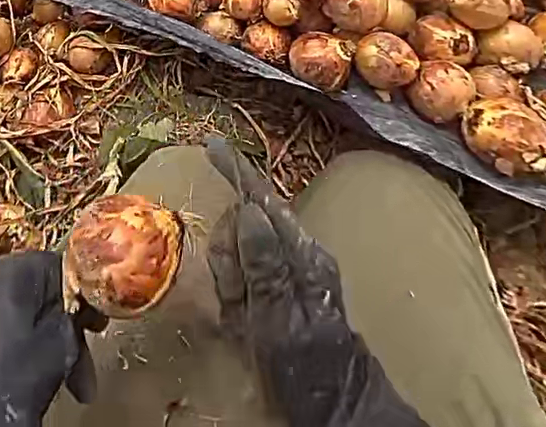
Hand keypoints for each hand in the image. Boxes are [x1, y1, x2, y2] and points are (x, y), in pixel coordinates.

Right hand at [205, 138, 427, 426]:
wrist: (334, 407)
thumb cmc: (308, 365)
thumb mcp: (280, 319)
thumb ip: (263, 264)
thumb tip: (248, 209)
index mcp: (299, 250)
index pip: (261, 199)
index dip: (236, 171)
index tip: (211, 145)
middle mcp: (291, 250)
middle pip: (241, 226)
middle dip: (229, 257)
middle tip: (237, 299)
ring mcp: (281, 269)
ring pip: (235, 252)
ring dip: (231, 283)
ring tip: (245, 319)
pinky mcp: (271, 288)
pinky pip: (238, 278)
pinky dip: (234, 299)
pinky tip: (245, 323)